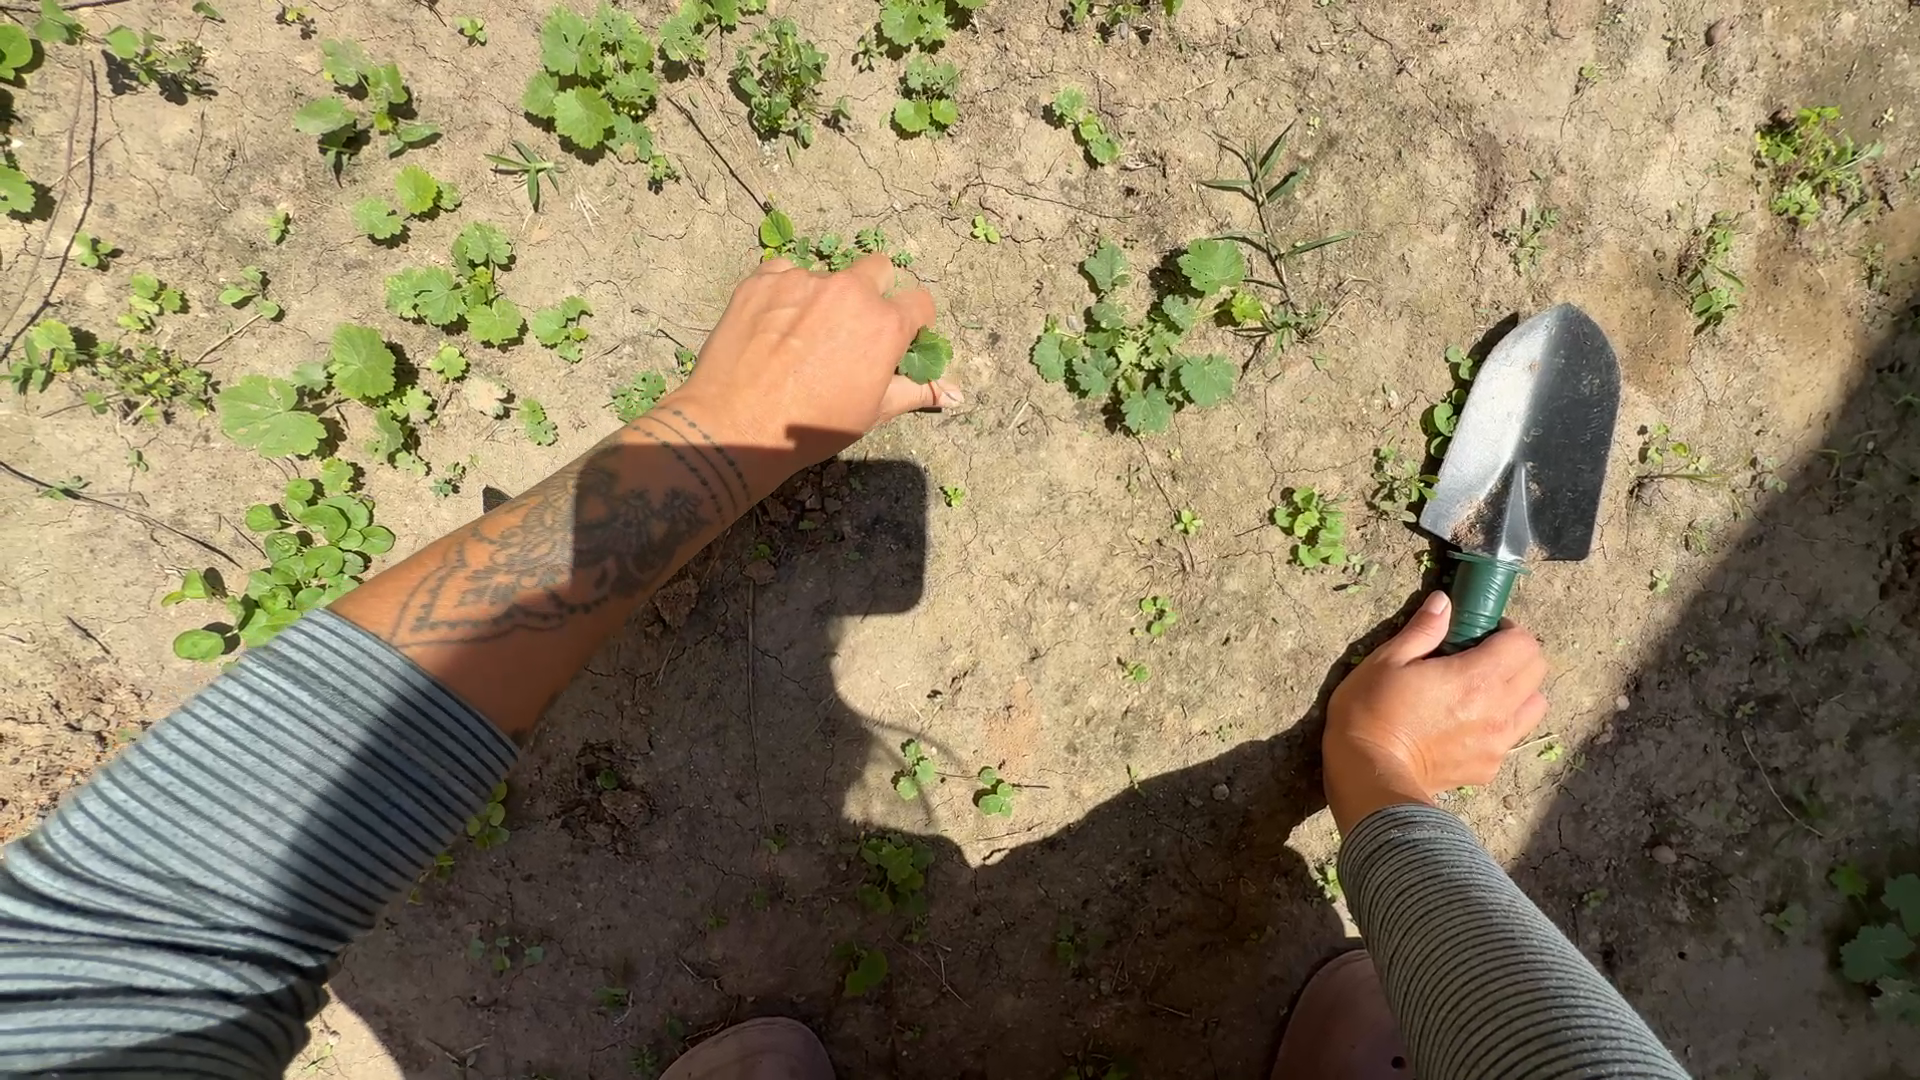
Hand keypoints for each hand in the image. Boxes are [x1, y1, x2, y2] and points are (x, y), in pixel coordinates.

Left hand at [665, 254, 962, 487]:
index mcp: (884, 323)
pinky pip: (785, 273)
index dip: (916, 320)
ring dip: (827, 296)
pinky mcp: (762, 279)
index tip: (904, 335)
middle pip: (879, 269)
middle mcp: (848, 291)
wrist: (739, 424)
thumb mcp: (873, 412)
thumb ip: (916, 392)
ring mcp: (803, 280)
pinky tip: (777, 326)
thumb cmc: (814, 426)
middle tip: (857, 327)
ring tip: (806, 334)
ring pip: (828, 275)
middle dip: (877, 291)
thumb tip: (955, 395)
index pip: (921, 301)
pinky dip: (788, 293)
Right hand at [1322, 591, 1548, 832]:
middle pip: (1538, 671)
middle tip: (1478, 656)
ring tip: (1478, 691)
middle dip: (1514, 656)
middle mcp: (1499, 708)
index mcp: (1475, 677)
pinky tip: (1464, 724)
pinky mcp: (1490, 766)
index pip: (1524, 643)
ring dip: (1515, 690)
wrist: (1368, 769)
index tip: (1479, 631)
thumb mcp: (1385, 660)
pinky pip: (1512, 735)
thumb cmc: (1369, 708)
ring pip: (1535, 705)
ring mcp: (1499, 741)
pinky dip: (1500, 722)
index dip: (1506, 631)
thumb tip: (1444, 601)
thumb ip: (1422, 630)